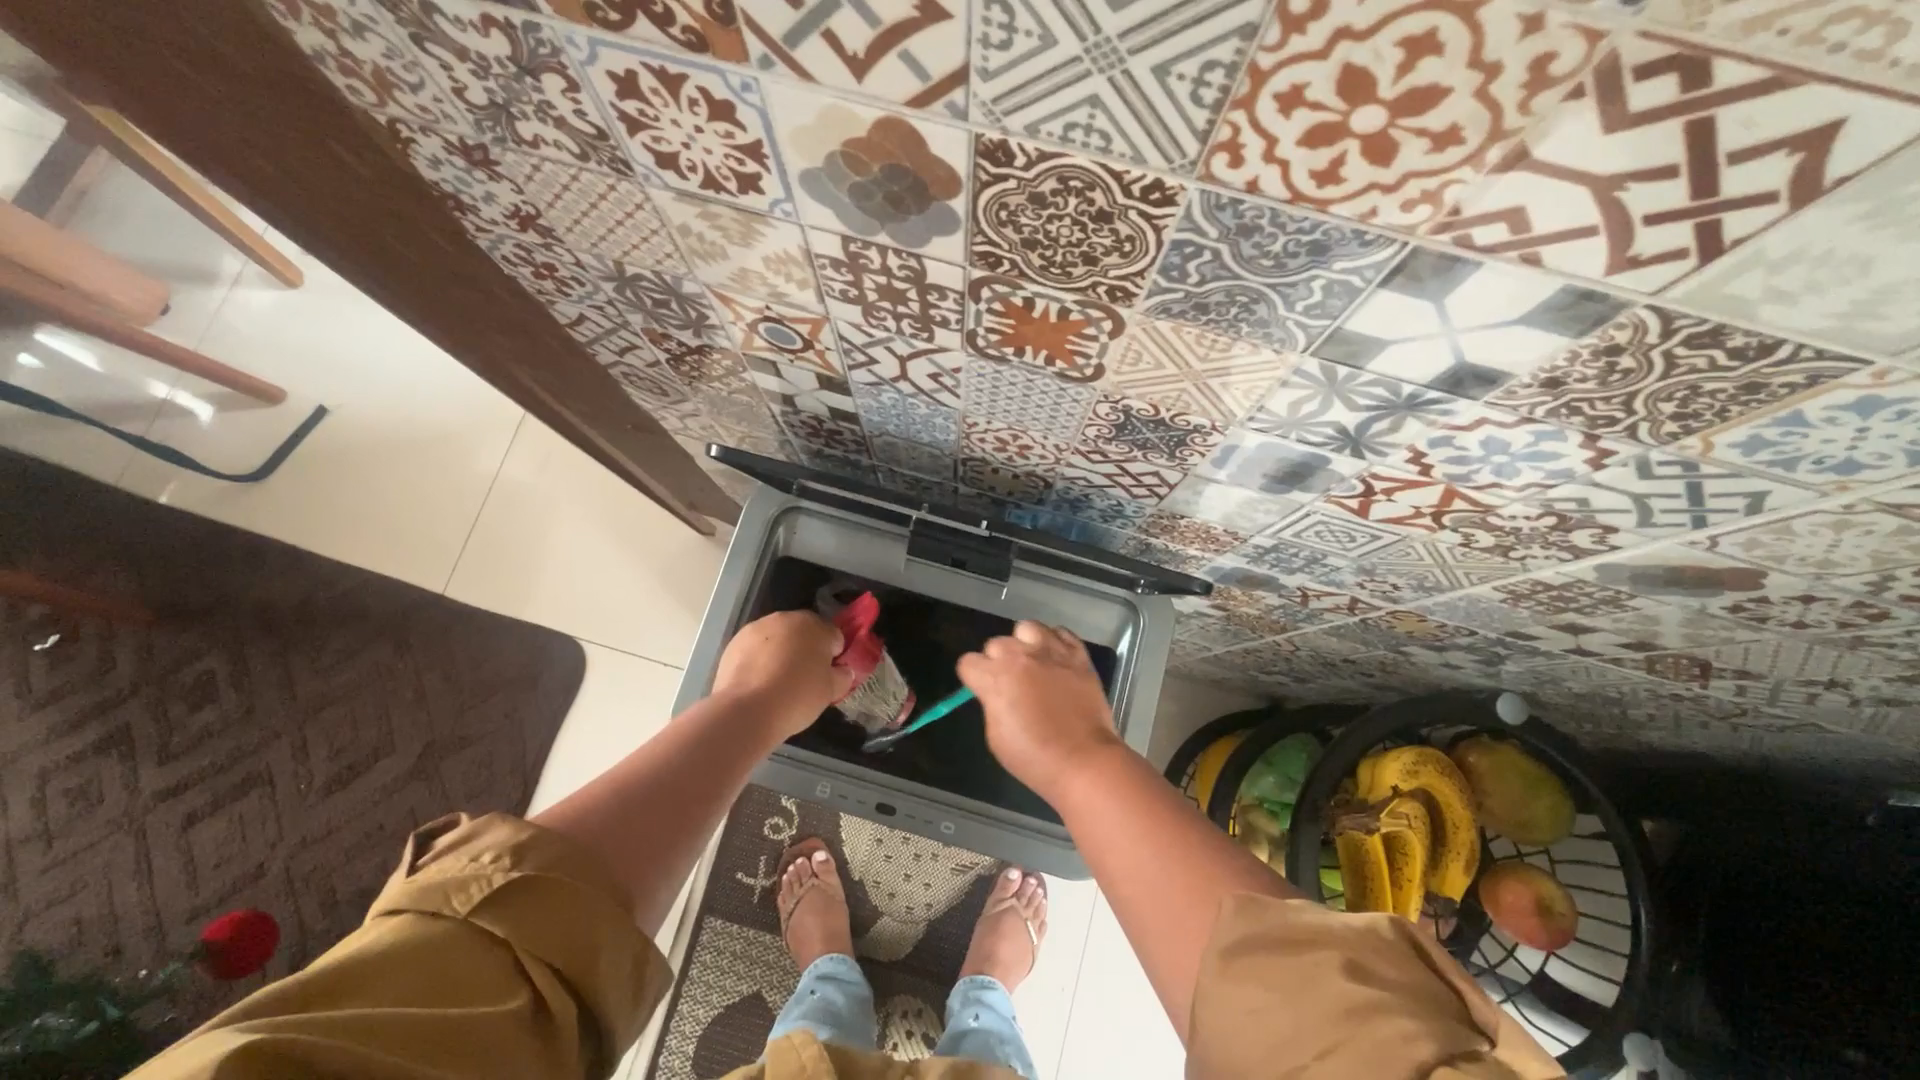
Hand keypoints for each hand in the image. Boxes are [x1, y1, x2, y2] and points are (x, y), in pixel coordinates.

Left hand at [713, 610, 852, 736]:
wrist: (747, 710)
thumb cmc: (798, 697)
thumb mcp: (830, 691)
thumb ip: (842, 676)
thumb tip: (842, 671)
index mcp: (815, 625)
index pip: (834, 636)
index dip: (834, 657)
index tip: (828, 676)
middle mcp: (785, 618)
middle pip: (803, 633)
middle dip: (806, 651)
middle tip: (804, 680)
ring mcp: (756, 628)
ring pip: (777, 639)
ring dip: (781, 653)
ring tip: (778, 683)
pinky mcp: (734, 642)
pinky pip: (755, 649)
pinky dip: (759, 660)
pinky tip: (758, 684)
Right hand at [958, 621, 1122, 798]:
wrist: (1083, 760)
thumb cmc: (1033, 757)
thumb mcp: (995, 735)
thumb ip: (991, 703)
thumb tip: (996, 693)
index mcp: (995, 677)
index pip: (968, 662)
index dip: (973, 678)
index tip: (982, 691)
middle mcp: (1021, 656)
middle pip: (996, 643)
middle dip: (997, 661)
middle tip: (1010, 683)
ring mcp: (1052, 652)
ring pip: (1027, 627)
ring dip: (1024, 643)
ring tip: (1032, 663)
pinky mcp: (1078, 655)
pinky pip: (1061, 633)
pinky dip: (1055, 642)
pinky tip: (1055, 659)